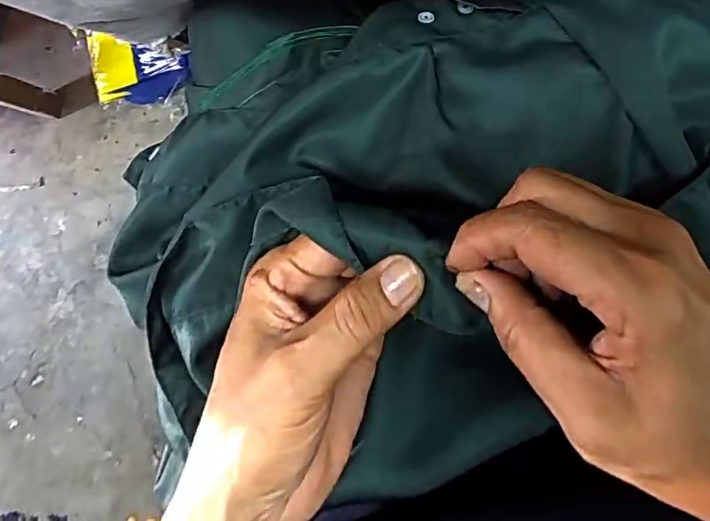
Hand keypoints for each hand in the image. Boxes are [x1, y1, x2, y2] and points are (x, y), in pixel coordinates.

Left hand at [165, 236, 423, 520]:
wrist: (257, 507)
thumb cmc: (253, 434)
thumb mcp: (300, 371)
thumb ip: (355, 317)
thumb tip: (410, 267)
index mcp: (282, 278)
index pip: (336, 234)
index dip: (379, 227)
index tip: (425, 218)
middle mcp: (313, 286)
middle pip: (366, 249)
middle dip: (404, 242)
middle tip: (451, 233)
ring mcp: (342, 313)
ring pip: (386, 274)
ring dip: (417, 266)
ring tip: (456, 251)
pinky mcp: (367, 339)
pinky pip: (398, 306)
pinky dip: (421, 295)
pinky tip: (448, 279)